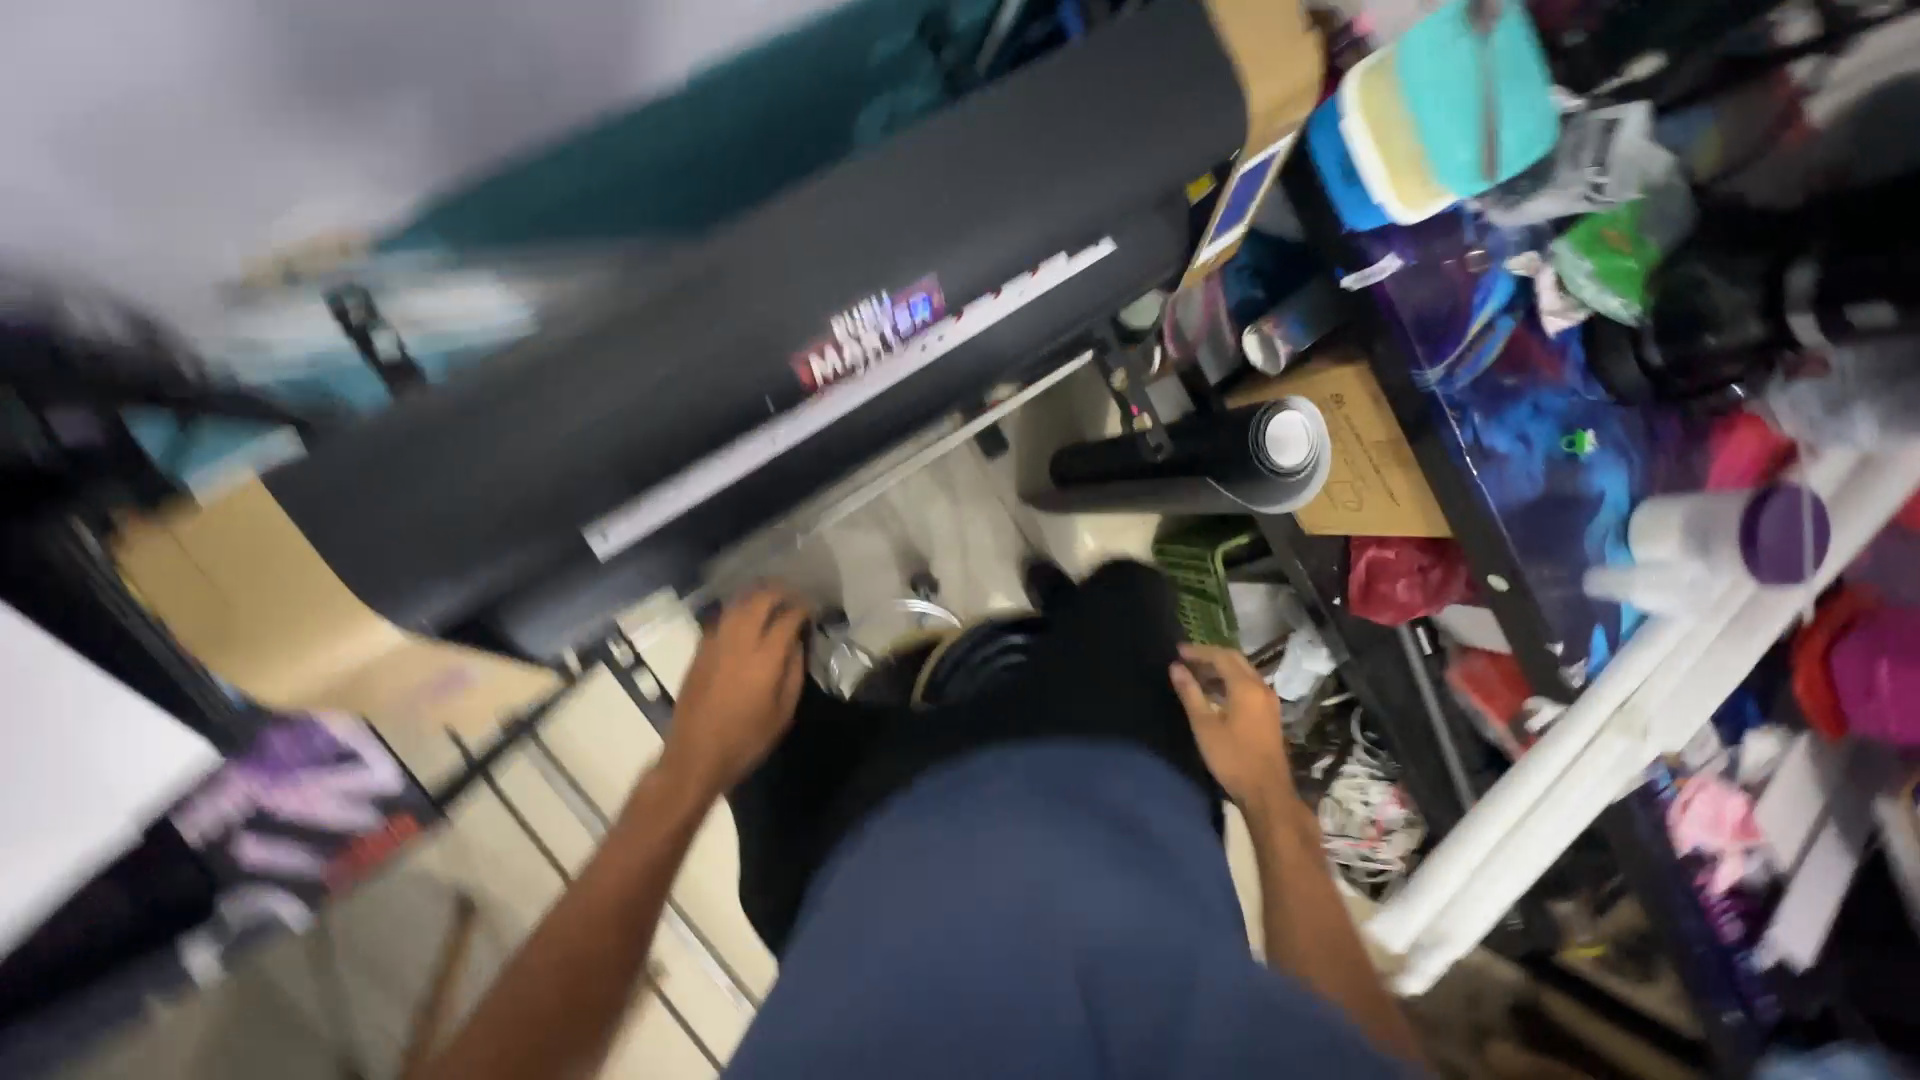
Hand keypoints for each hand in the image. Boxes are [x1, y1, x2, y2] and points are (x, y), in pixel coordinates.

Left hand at [660, 586, 810, 794]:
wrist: (696, 755)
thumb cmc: (746, 740)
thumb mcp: (783, 712)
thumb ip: (793, 672)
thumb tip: (796, 643)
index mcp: (765, 658)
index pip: (787, 618)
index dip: (803, 608)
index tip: (812, 608)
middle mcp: (739, 642)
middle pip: (759, 600)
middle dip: (779, 592)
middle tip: (793, 596)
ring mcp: (715, 643)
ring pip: (736, 604)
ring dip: (756, 596)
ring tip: (771, 598)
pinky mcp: (699, 651)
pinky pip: (721, 618)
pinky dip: (736, 610)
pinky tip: (744, 617)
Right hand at [1168, 644, 1294, 812]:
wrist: (1266, 791)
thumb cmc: (1232, 758)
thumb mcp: (1204, 725)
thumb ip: (1190, 693)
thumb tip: (1175, 668)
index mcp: (1246, 687)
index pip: (1221, 656)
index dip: (1198, 651)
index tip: (1177, 651)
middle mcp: (1261, 687)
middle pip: (1235, 660)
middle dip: (1210, 656)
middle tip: (1186, 659)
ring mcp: (1268, 701)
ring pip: (1243, 673)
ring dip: (1220, 670)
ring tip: (1195, 674)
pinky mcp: (1269, 714)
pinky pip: (1248, 686)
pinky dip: (1230, 682)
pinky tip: (1214, 694)